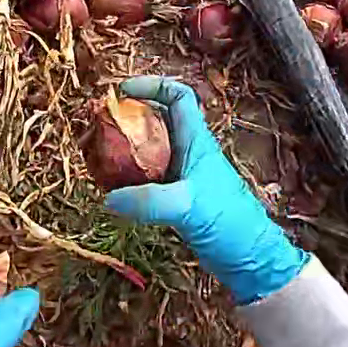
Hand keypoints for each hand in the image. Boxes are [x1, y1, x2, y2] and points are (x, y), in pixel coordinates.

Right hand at [103, 76, 308, 304]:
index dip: (152, 86)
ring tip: (97, 149)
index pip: (178, 97)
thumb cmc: (229, 224)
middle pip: (155, 119)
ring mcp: (181, 174)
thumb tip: (109, 198)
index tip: (122, 92)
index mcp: (197, 142)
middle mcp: (188, 152)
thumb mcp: (187, 207)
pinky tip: (109, 184)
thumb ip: (148, 201)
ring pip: (148, 147)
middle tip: (100, 122)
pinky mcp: (174, 195)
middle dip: (127, 115)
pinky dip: (126, 173)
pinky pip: (144, 174)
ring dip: (124, 144)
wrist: (250, 260)